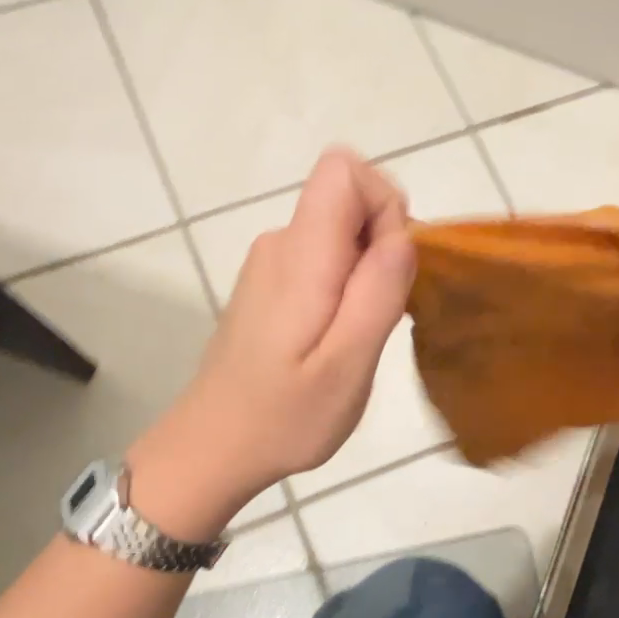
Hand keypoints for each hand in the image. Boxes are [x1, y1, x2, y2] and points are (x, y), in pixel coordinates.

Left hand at [129, 148, 414, 538]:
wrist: (214, 447)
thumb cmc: (285, 416)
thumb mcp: (347, 365)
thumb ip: (378, 293)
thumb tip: (404, 235)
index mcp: (301, 255)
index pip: (345, 171)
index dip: (385, 205)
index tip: (392, 269)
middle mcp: (281, 244)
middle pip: (347, 199)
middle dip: (383, 246)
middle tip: (379, 318)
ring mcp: (271, 264)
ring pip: (340, 233)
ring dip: (367, 274)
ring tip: (358, 338)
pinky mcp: (270, 287)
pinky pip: (324, 260)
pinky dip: (346, 289)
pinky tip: (336, 342)